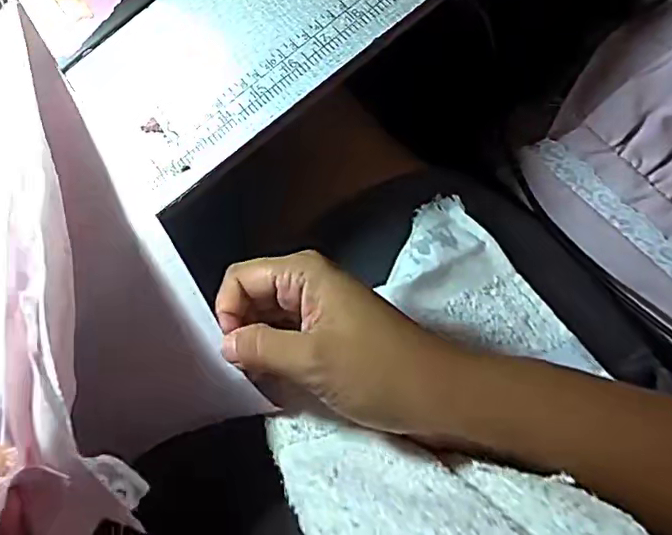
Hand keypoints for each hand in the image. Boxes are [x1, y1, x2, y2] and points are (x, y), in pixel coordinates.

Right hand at [215, 250, 472, 435]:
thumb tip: (225, 344)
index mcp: (301, 272)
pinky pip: (287, 329)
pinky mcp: (328, 325)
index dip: (228, 310)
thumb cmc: (380, 373)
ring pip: (268, 313)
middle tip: (243, 366)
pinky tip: (277, 375)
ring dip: (259, 341)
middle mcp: (306, 279)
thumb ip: (261, 348)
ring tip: (259, 374)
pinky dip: (276, 349)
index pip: (240, 278)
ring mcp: (319, 302)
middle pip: (252, 293)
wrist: (445, 399)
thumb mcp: (312, 362)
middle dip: (241, 326)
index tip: (232, 349)